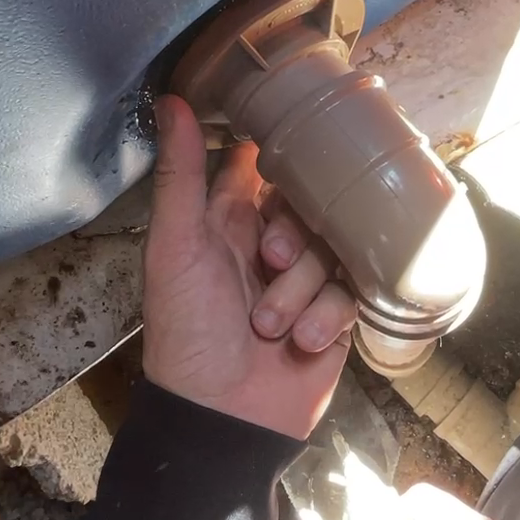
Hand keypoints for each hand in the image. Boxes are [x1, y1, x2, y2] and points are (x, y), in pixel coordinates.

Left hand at [142, 95, 358, 439]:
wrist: (221, 421)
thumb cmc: (188, 329)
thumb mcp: (175, 247)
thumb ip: (179, 175)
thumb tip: (170, 98)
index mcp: (229, 219)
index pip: (261, 165)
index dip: (276, 155)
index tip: (295, 143)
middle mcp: (269, 241)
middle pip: (305, 204)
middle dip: (292, 235)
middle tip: (270, 262)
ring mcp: (305, 278)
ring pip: (330, 248)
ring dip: (302, 289)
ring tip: (271, 327)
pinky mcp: (334, 313)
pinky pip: (349, 290)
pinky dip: (326, 317)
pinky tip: (303, 343)